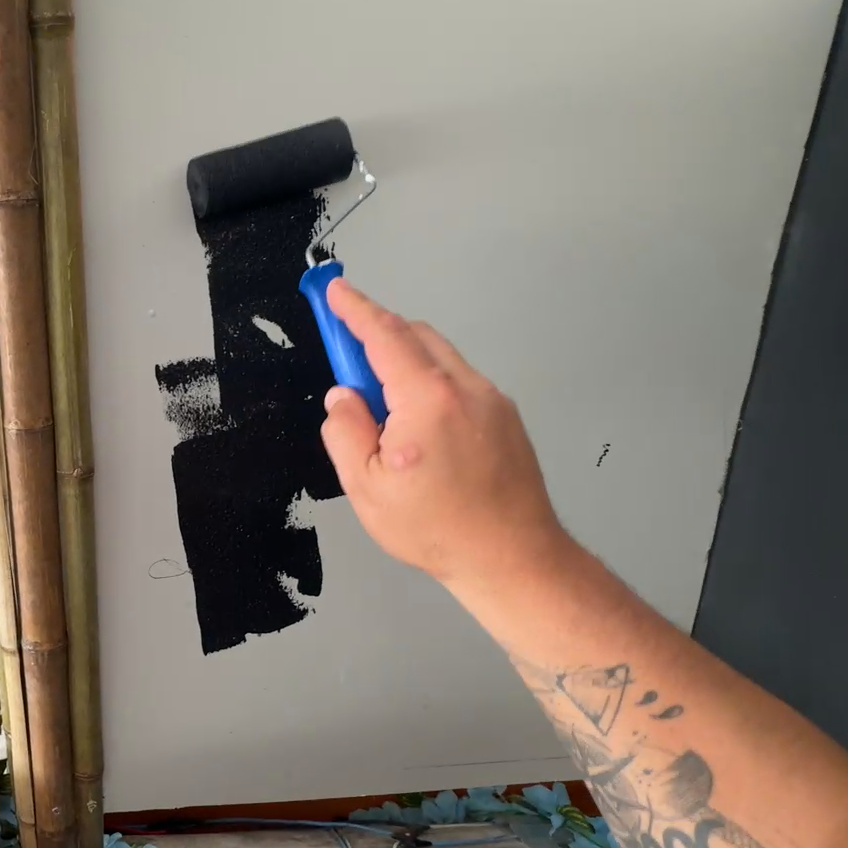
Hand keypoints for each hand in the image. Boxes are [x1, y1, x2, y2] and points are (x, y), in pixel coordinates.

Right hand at [319, 278, 570, 587]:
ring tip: (380, 407)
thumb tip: (343, 396)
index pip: (384, 336)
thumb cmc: (433, 526)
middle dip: (377, 332)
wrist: (512, 557)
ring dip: (403, 359)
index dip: (355, 309)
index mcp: (427, 399)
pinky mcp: (505, 416)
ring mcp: (492, 400)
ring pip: (440, 357)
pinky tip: (415, 424)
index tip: (335, 290)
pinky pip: (457, 380)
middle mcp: (466, 387)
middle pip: (416, 336)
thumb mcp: (365, 486)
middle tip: (347, 358)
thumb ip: (345, 431)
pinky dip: (427, 381)